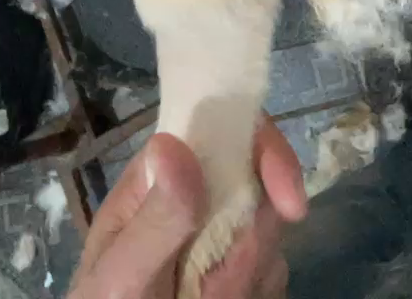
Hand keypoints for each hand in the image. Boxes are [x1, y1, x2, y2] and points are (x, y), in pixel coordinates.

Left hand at [69, 122, 307, 298]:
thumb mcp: (122, 272)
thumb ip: (155, 218)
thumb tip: (172, 143)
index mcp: (165, 174)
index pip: (226, 129)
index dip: (266, 153)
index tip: (289, 199)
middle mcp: (199, 194)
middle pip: (261, 187)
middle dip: (252, 242)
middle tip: (213, 287)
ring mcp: (224, 233)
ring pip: (272, 236)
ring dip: (248, 277)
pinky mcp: (242, 269)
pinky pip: (273, 275)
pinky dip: (255, 293)